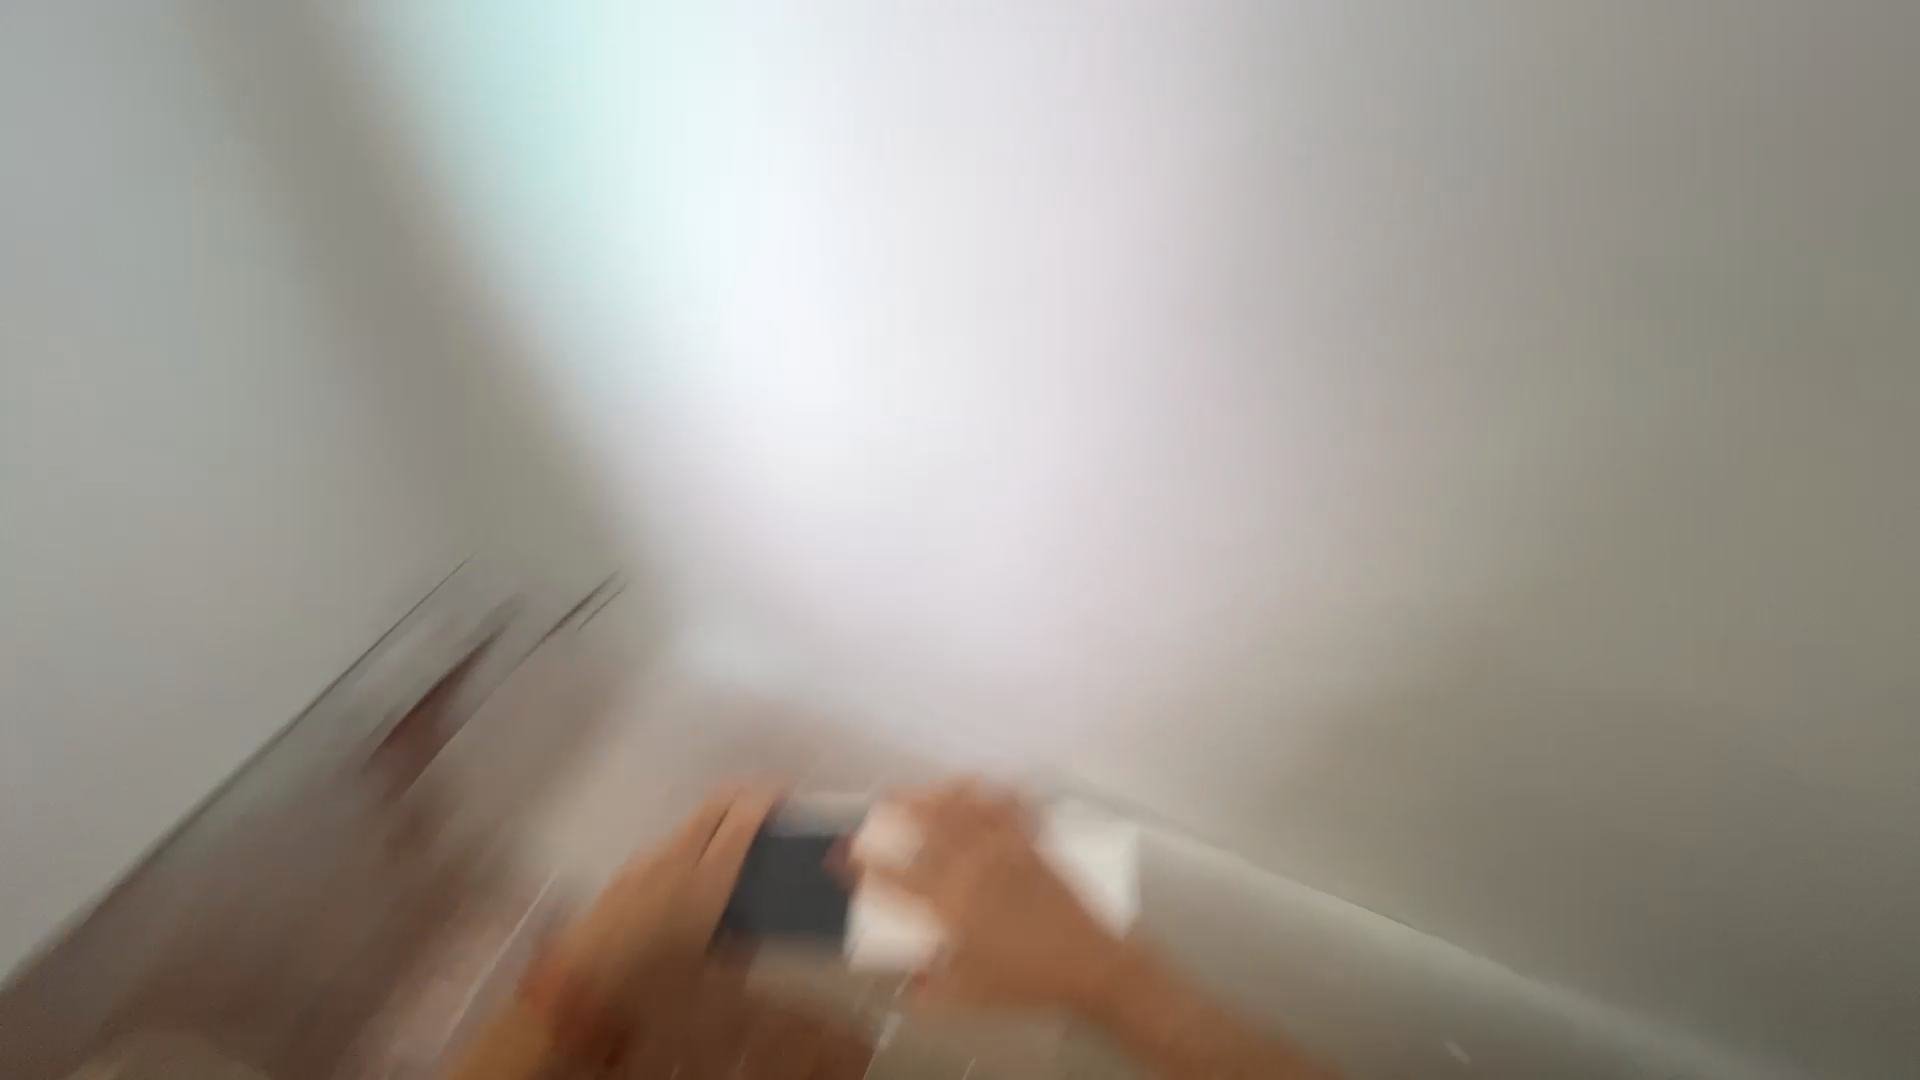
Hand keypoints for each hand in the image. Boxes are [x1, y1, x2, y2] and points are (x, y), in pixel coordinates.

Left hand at [537, 787, 776, 1003]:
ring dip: (716, 821)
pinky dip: (689, 846)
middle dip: (744, 795)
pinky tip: (688, 878)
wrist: (572, 994)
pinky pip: (668, 847)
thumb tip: (755, 929)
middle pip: (716, 803)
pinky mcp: (624, 874)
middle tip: (765, 807)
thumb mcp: (712, 980)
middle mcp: (678, 857)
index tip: (786, 793)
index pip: (744, 817)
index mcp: (708, 878)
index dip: (768, 796)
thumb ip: (741, 946)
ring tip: (731, 845)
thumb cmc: (651, 991)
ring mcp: (647, 861)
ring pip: (691, 824)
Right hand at [845, 779, 1134, 1016]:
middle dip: (900, 808)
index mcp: (951, 903)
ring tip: (923, 790)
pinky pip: (1008, 805)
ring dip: (939, 792)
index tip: (843, 854)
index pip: (897, 879)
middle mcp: (972, 865)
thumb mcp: (971, 996)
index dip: (866, 866)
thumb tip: (909, 985)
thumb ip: (933, 991)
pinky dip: (993, 793)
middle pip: (929, 824)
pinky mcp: (1030, 840)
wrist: (1088, 962)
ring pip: (964, 805)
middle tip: (880, 801)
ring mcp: (1004, 847)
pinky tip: (985, 790)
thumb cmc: (1025, 981)